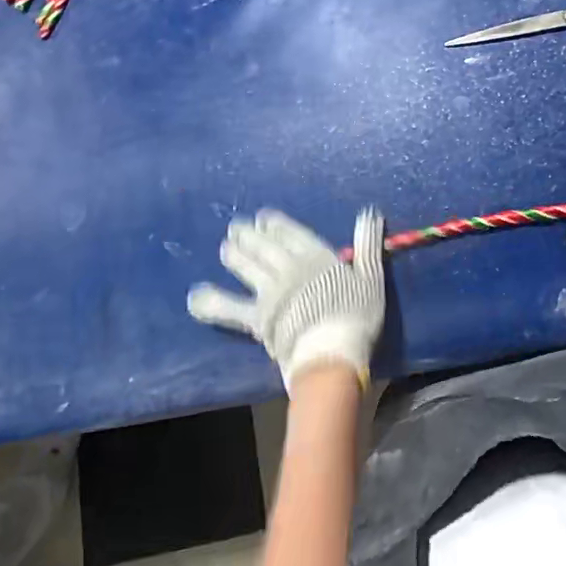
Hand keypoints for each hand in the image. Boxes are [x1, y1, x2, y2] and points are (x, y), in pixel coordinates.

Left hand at [188, 209, 385, 386]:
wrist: (334, 352)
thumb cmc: (357, 316)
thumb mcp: (370, 277)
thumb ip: (368, 245)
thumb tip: (370, 213)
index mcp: (315, 256)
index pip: (289, 231)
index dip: (274, 223)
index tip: (263, 219)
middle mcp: (287, 267)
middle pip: (262, 244)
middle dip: (248, 234)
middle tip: (237, 228)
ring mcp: (268, 292)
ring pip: (245, 265)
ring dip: (234, 254)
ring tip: (226, 248)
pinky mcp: (256, 317)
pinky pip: (228, 307)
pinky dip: (211, 302)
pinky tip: (195, 297)